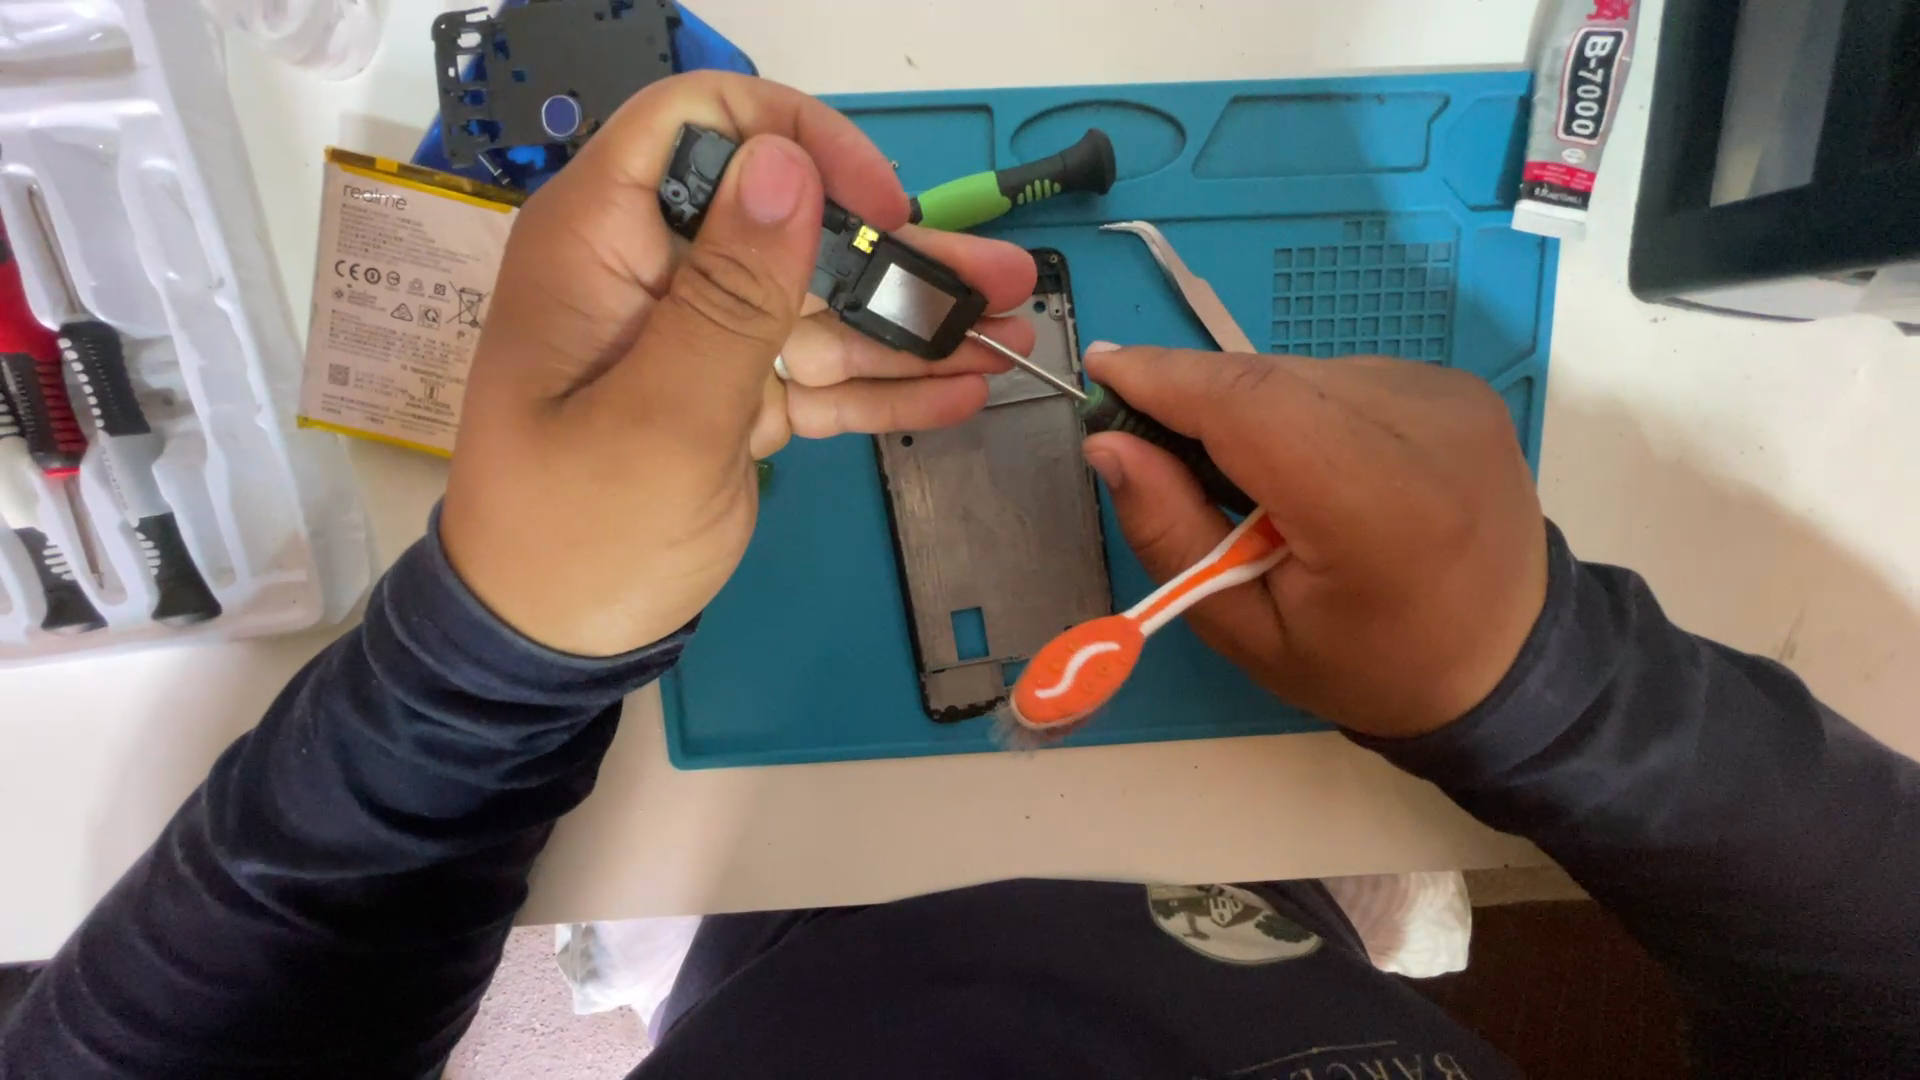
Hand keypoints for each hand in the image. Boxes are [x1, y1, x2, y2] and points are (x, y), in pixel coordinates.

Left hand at [441, 74, 1036, 655]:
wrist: (558, 634)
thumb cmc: (586, 531)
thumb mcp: (662, 417)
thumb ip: (729, 295)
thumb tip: (785, 163)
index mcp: (610, 246)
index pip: (705, 129)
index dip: (805, 146)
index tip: (887, 210)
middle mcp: (665, 277)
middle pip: (798, 232)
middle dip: (905, 258)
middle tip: (1005, 281)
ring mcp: (708, 343)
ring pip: (826, 312)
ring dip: (918, 329)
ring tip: (1011, 337)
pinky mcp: (740, 401)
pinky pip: (823, 380)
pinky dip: (886, 389)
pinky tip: (960, 393)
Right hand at [1080, 346, 1547, 738]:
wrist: (1507, 662)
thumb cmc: (1364, 665)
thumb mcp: (1245, 628)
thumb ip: (1171, 534)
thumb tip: (1108, 446)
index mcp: (1377, 508)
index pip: (1250, 407)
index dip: (1165, 379)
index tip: (1100, 369)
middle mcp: (1425, 427)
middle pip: (1266, 379)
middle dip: (1187, 393)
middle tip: (1138, 430)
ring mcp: (1448, 396)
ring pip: (1295, 371)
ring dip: (1237, 405)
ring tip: (1227, 469)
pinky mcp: (1452, 386)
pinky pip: (1332, 375)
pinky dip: (1286, 406)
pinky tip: (1289, 459)